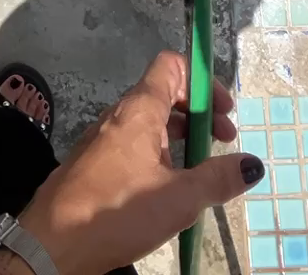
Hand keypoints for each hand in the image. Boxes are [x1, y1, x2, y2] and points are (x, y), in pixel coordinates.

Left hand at [16, 51, 262, 274]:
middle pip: (165, 92)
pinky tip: (169, 187)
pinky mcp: (96, 162)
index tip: (224, 113)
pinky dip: (159, 152)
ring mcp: (105, 138)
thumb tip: (253, 164)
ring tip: (202, 168)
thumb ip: (217, 179)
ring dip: (180, 135)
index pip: (171, 65)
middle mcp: (120, 114)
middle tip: (223, 142)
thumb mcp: (178, 198)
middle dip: (198, 112)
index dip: (202, 80)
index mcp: (139, 109)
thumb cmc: (117, 209)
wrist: (54, 241)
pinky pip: (135, 143)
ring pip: (150, 121)